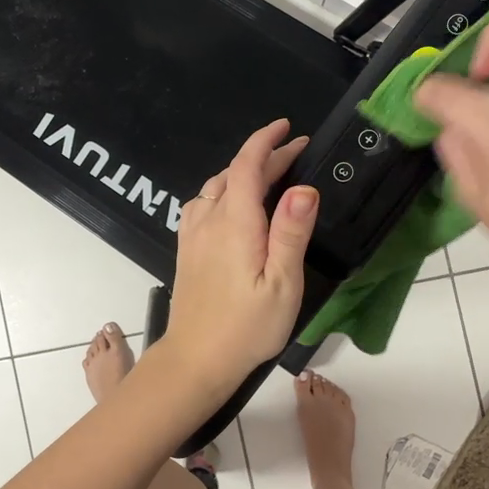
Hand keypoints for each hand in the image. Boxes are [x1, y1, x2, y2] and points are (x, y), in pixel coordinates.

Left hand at [161, 120, 318, 387]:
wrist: (195, 359)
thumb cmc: (246, 327)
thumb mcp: (282, 283)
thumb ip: (290, 232)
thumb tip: (304, 188)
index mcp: (234, 223)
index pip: (246, 166)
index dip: (266, 142)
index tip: (287, 128)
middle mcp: (207, 222)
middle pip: (231, 175)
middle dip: (262, 158)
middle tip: (294, 155)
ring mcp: (191, 236)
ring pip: (212, 189)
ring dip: (239, 174)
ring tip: (268, 177)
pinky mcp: (185, 252)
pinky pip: (200, 206)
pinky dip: (220, 193)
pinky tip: (231, 206)